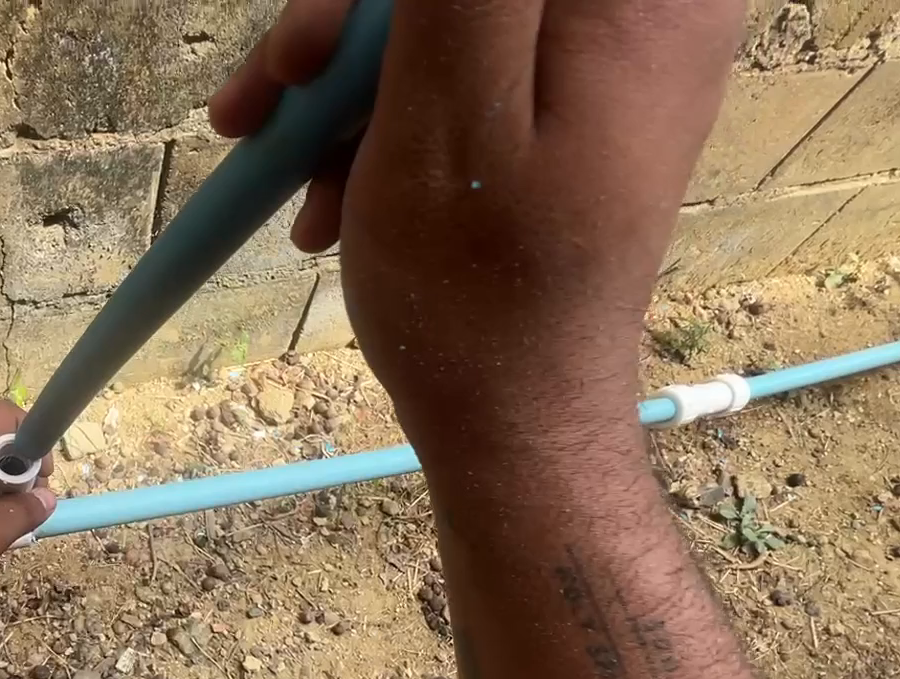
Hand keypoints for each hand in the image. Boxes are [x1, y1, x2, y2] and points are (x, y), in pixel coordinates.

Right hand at [211, 0, 743, 449]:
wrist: (511, 418)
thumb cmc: (472, 296)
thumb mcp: (446, 121)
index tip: (306, 55)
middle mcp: (638, 12)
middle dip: (344, 44)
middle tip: (261, 107)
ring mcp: (603, 71)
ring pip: (443, 35)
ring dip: (348, 105)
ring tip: (300, 196)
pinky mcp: (565, 124)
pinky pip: (459, 91)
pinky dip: (385, 138)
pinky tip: (337, 204)